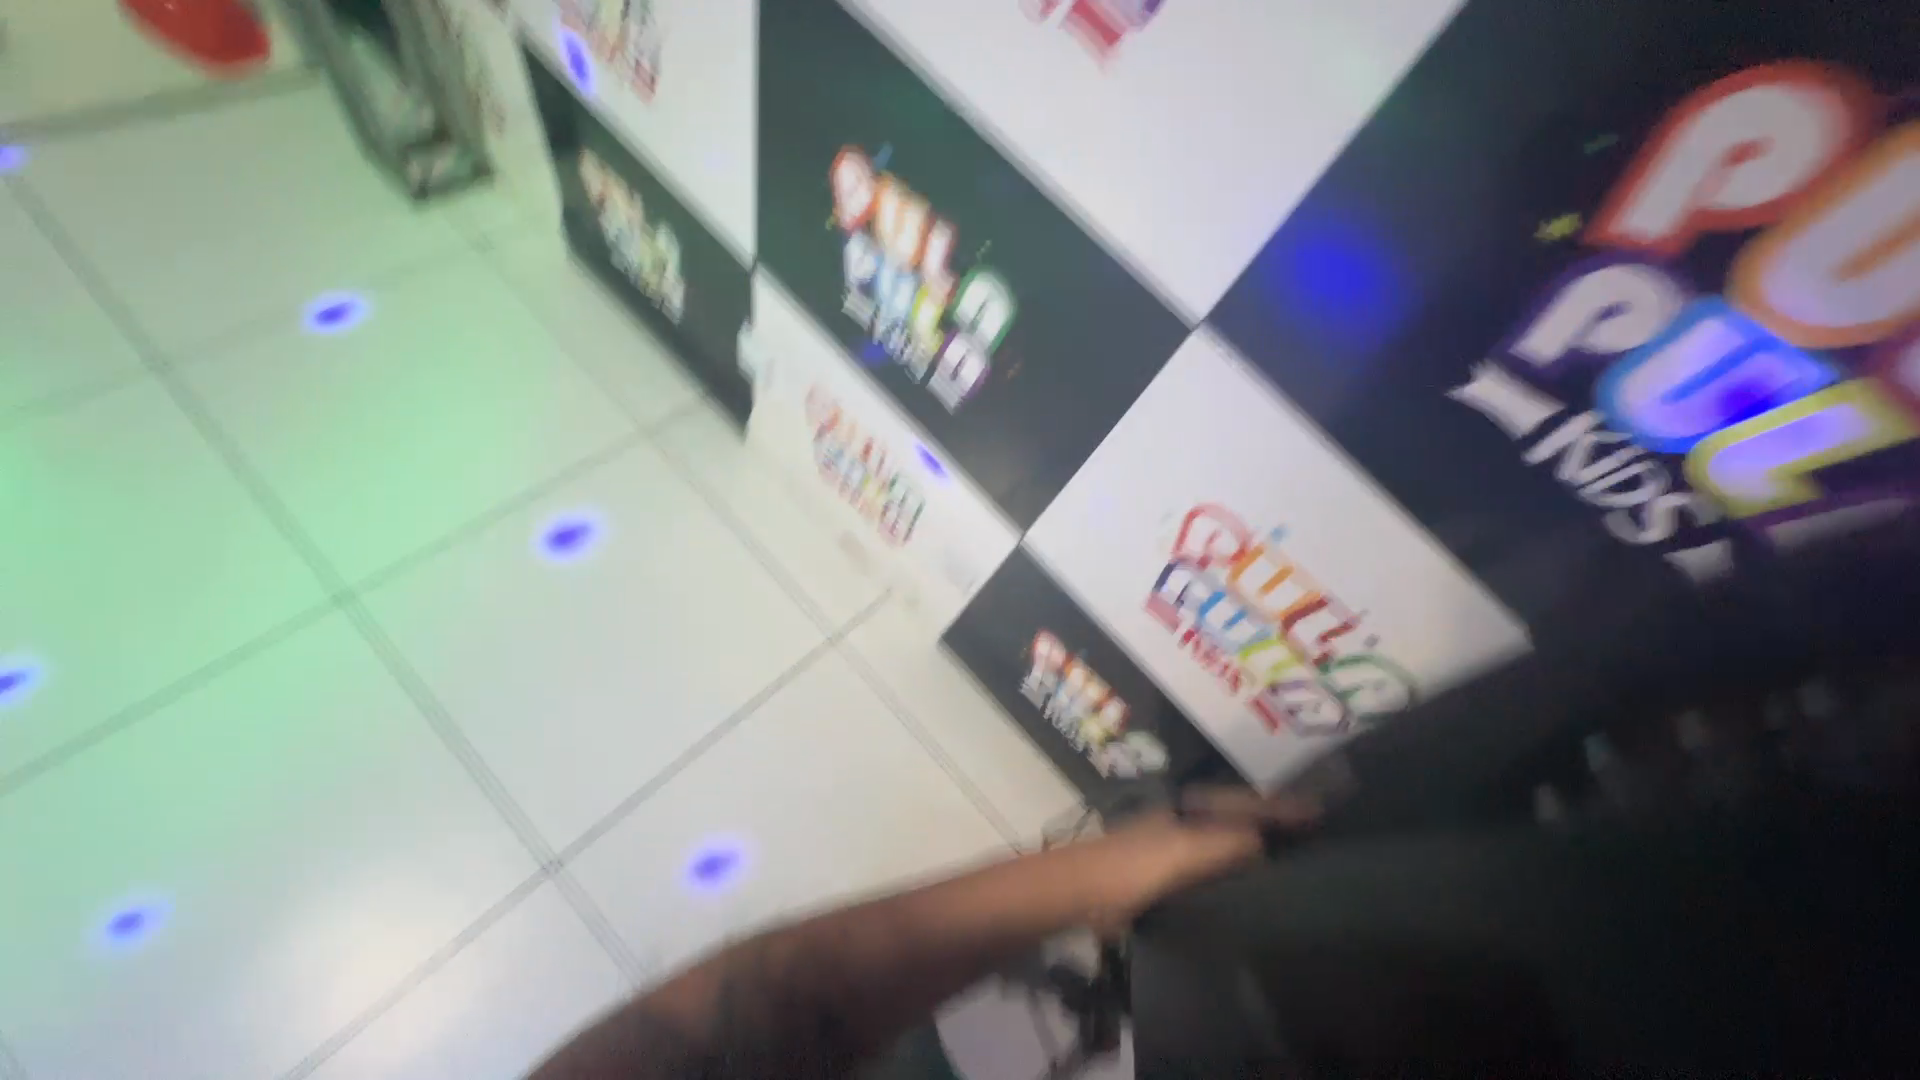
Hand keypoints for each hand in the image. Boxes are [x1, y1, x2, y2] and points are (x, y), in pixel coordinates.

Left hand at [1078, 788, 1320, 935]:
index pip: (1247, 802)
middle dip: (1276, 825)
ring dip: (1259, 851)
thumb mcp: (1182, 852)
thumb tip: (1264, 842)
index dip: (1282, 808)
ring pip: (1228, 844)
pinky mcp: (1170, 875)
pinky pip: (1215, 870)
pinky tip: (1254, 893)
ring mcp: (1178, 847)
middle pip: (1240, 818)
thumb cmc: (1131, 867)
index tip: (1321, 813)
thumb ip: (1223, 844)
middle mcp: (1187, 820)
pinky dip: (1237, 875)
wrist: (1081, 893)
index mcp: (1190, 808)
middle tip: (1319, 841)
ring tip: (1298, 867)